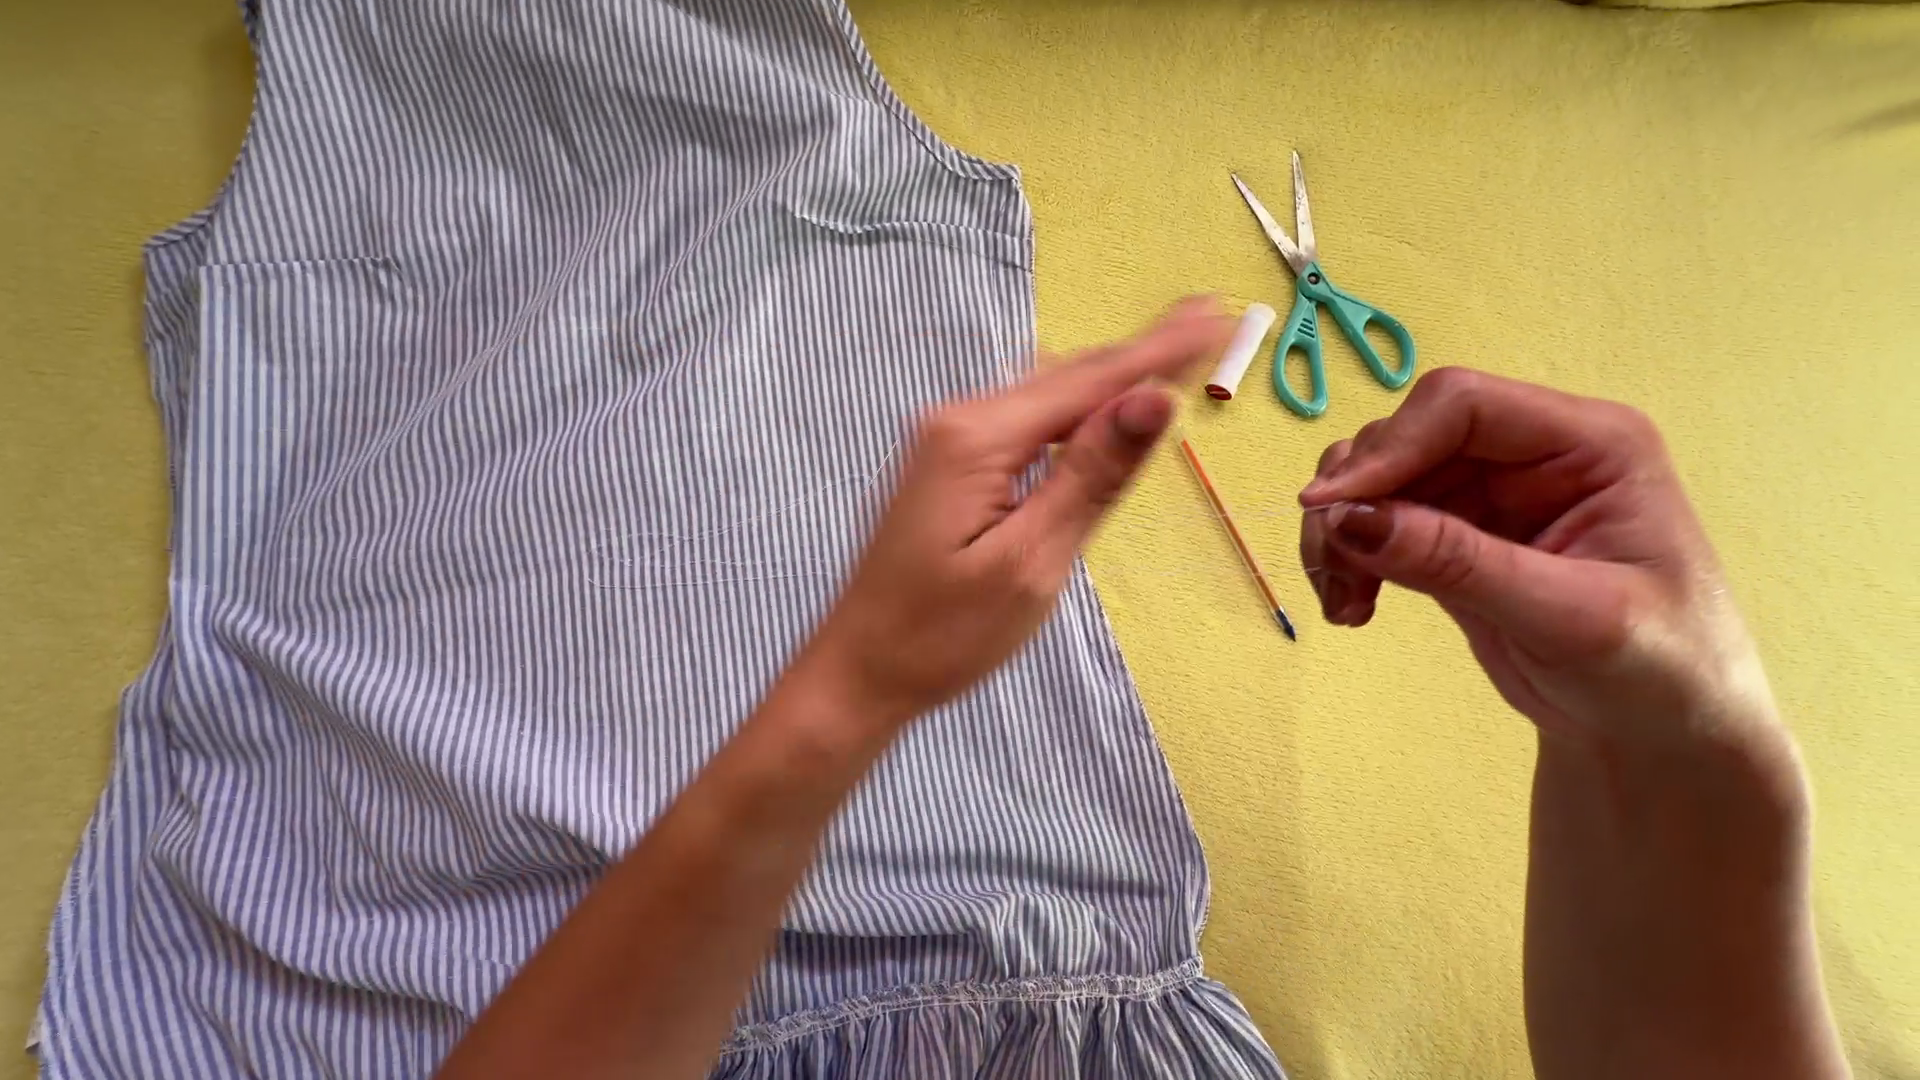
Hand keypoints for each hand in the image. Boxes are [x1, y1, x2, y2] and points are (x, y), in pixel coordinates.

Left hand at [807, 298, 1231, 726]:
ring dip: (1106, 381)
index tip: (1214, 314)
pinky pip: (1020, 424)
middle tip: (1204, 321)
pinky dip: (1069, 413)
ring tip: (1167, 356)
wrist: (860, 668)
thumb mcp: (1030, 562)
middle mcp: (956, 421)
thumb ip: (1090, 477)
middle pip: (1066, 378)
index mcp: (977, 438)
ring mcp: (945, 443)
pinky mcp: (945, 468)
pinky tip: (1095, 412)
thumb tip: (1153, 398)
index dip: (1158, 352)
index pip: (1090, 382)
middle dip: (1138, 356)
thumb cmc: (942, 634)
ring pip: (1043, 398)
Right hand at [1297, 367, 1787, 763]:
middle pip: (1399, 439)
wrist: (1650, 731)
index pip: (1459, 406)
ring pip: (1371, 479)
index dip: (1387, 449)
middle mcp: (1524, 453)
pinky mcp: (1444, 531)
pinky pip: (1368, 521)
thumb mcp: (1564, 616)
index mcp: (1585, 444)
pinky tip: (1350, 605)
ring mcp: (1480, 491)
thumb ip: (1456, 561)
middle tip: (1334, 574)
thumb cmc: (1652, 671)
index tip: (1326, 508)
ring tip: (1343, 602)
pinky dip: (1343, 558)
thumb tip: (1346, 517)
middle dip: (1352, 502)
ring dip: (1337, 534)